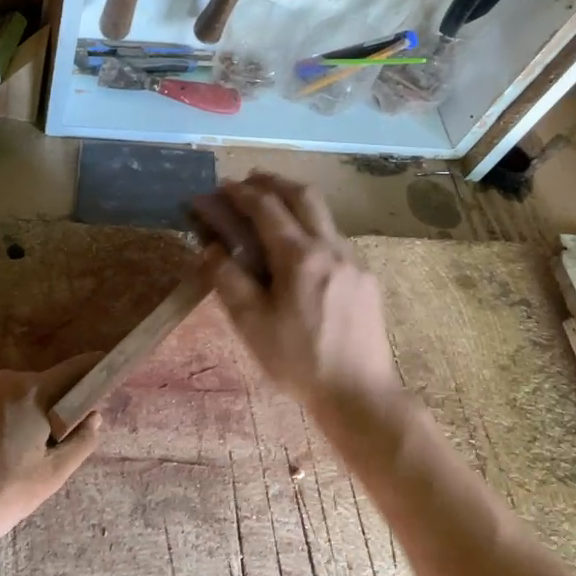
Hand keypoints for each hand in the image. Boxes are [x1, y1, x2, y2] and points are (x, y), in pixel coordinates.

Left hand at [0, 353, 105, 556]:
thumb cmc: (4, 495)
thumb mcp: (53, 474)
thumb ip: (82, 439)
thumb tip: (94, 415)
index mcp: (29, 392)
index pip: (72, 370)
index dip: (93, 369)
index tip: (107, 367)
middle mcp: (1, 379)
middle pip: (41, 384)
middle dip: (54, 405)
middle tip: (55, 443)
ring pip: (14, 393)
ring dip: (25, 411)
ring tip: (19, 452)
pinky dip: (1, 414)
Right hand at [200, 172, 401, 419]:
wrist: (360, 394)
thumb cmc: (298, 360)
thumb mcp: (250, 323)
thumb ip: (227, 279)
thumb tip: (210, 248)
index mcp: (299, 257)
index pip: (266, 207)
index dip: (239, 193)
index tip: (219, 187)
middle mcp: (331, 248)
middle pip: (302, 196)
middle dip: (272, 182)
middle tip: (248, 181)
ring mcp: (354, 261)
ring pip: (322, 214)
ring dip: (293, 201)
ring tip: (269, 208)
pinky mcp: (366, 278)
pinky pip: (333, 237)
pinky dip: (309, 226)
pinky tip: (296, 249)